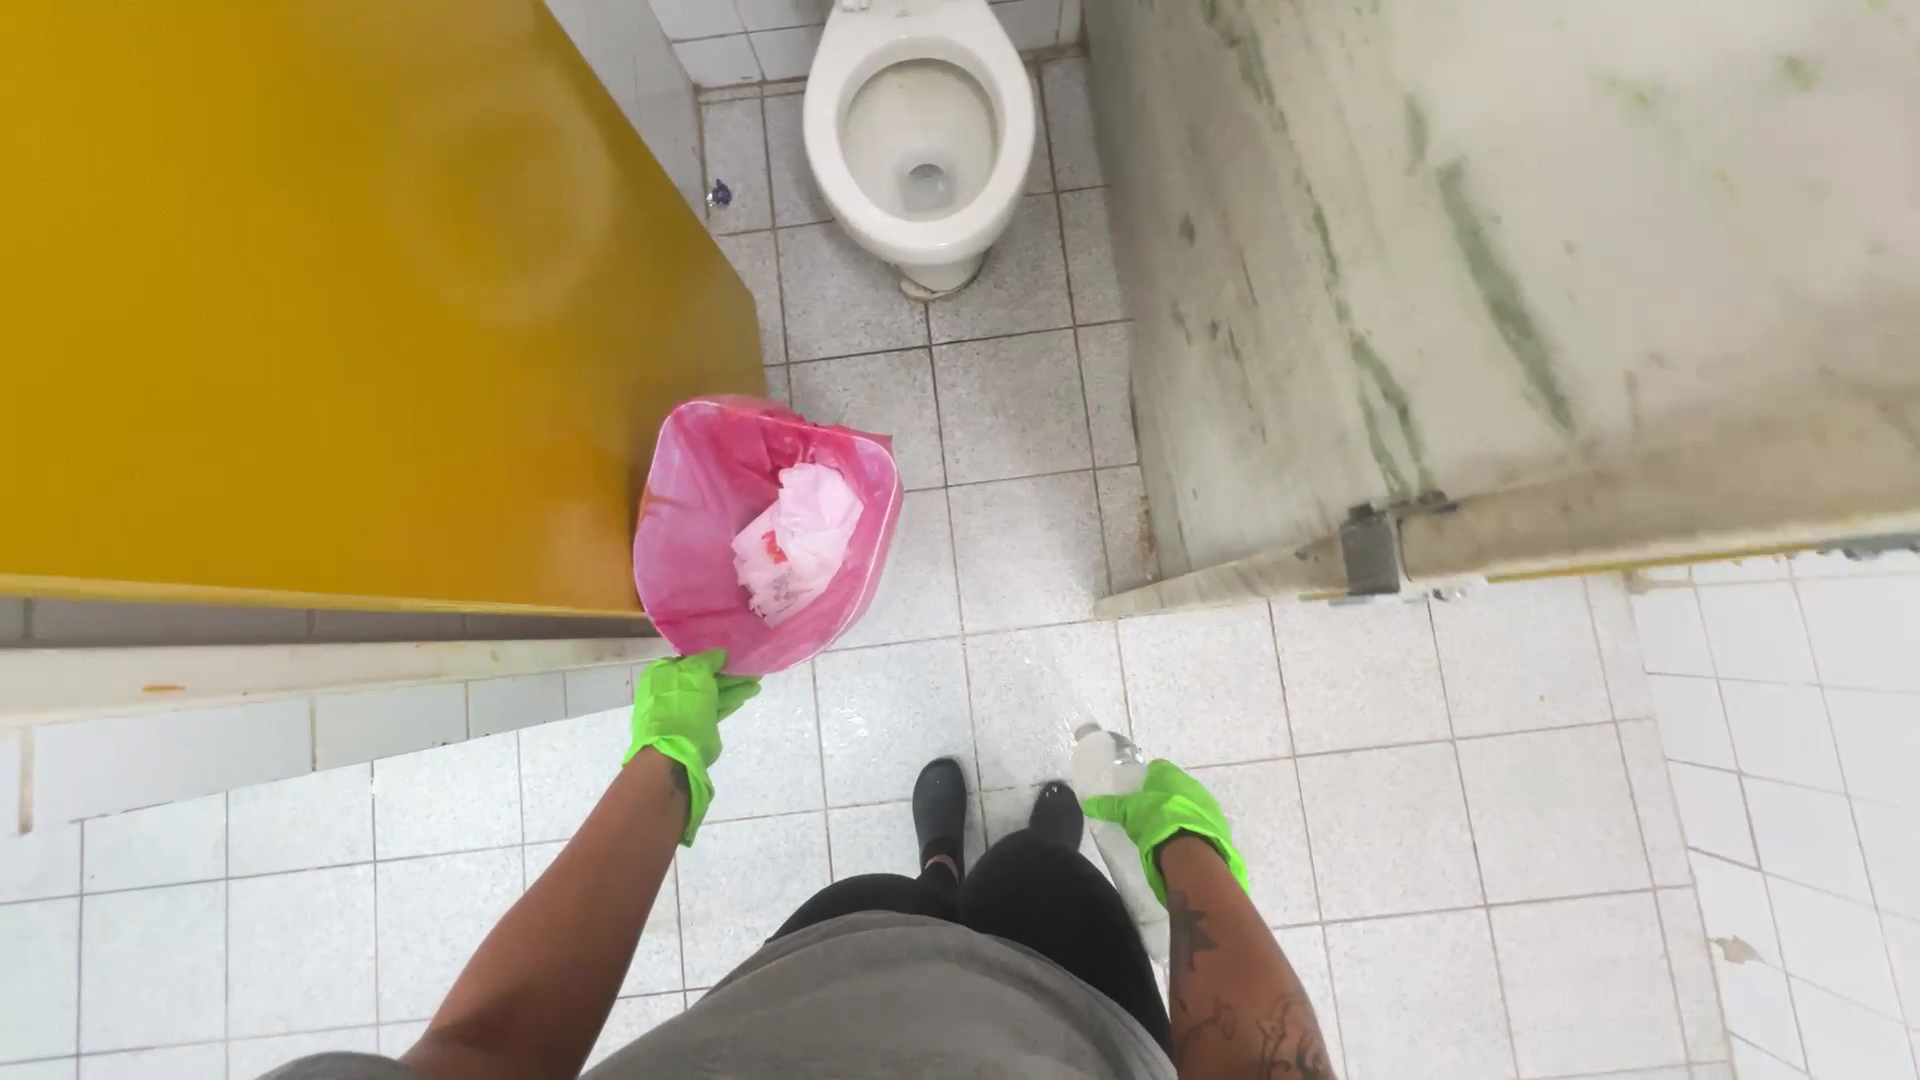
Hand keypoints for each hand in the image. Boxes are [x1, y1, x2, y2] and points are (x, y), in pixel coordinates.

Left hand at [623, 649, 760, 844]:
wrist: (675, 750)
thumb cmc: (681, 704)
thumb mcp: (695, 672)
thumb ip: (708, 660)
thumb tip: (720, 654)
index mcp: (662, 673)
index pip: (690, 660)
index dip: (712, 657)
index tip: (733, 654)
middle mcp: (671, 690)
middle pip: (705, 677)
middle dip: (729, 673)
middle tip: (752, 669)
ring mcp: (684, 709)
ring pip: (713, 693)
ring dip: (735, 687)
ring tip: (757, 683)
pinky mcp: (697, 725)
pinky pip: (715, 708)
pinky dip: (730, 701)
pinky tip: (746, 697)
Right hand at [1081, 760, 1248, 905]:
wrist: (1190, 850)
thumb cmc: (1155, 821)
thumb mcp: (1126, 813)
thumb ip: (1108, 806)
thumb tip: (1088, 804)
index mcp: (1169, 773)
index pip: (1157, 768)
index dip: (1148, 779)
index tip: (1139, 794)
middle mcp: (1191, 783)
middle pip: (1175, 786)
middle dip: (1165, 797)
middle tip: (1150, 815)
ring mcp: (1208, 804)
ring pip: (1190, 804)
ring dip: (1180, 813)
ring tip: (1166, 832)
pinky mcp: (1219, 825)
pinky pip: (1202, 823)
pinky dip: (1193, 829)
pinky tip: (1182, 843)